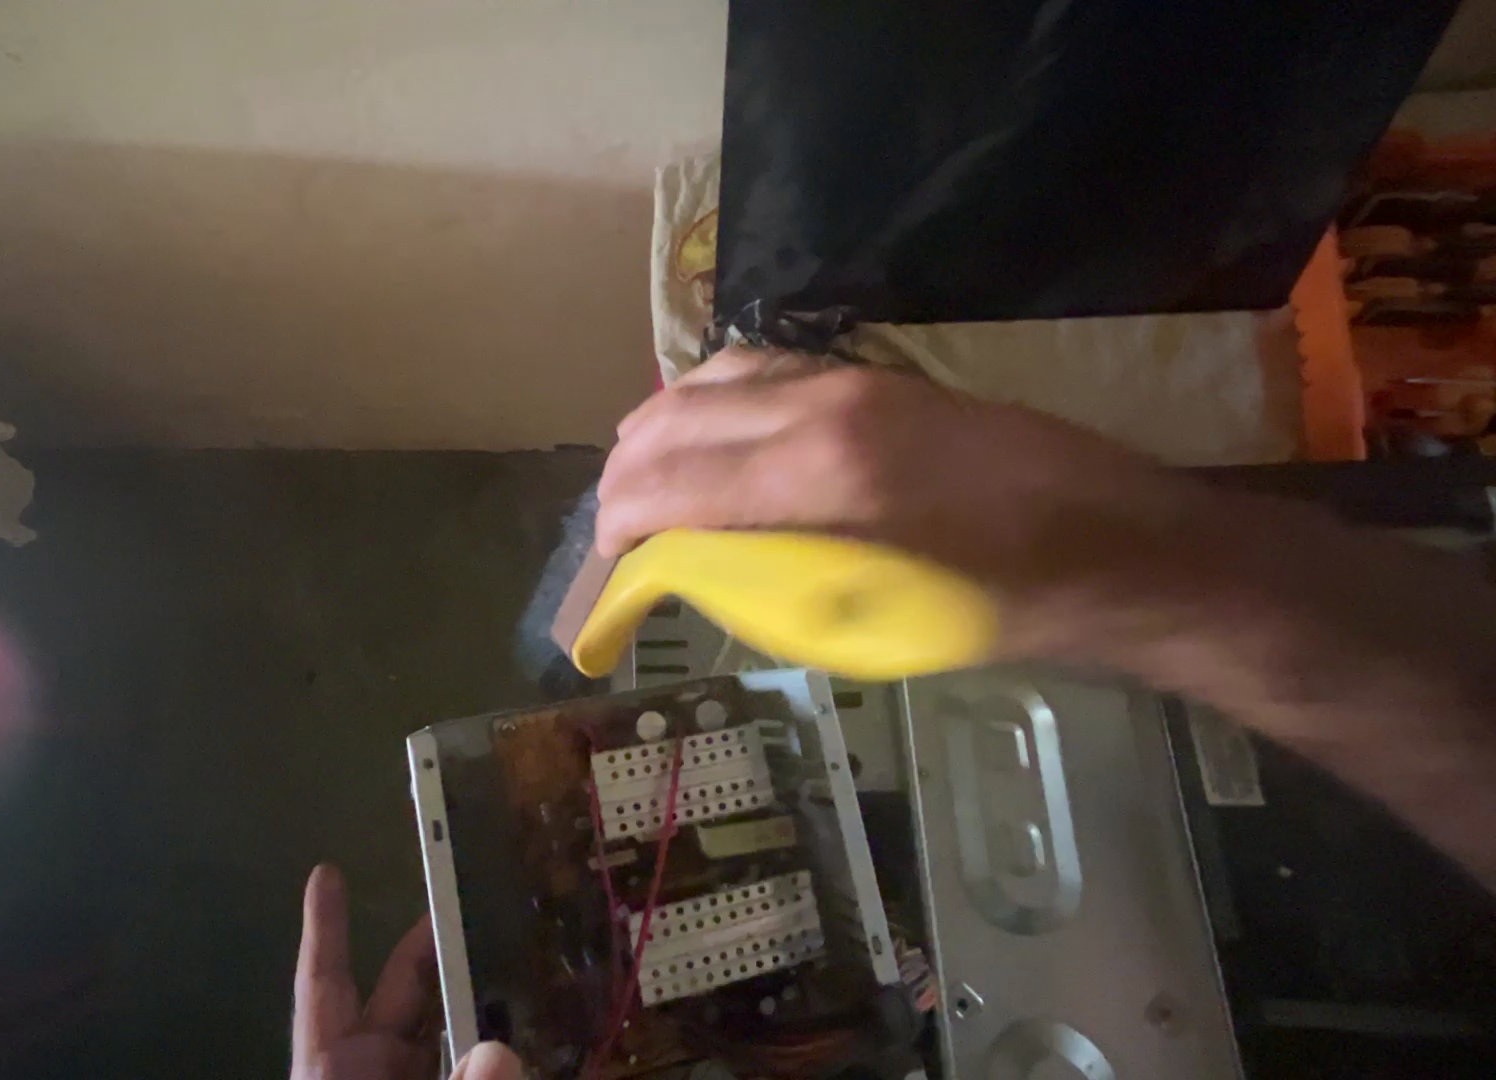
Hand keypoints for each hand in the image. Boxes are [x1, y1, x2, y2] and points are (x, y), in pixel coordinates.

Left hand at [291, 865, 524, 1079]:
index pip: (327, 981)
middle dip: (439, 936)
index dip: (326, 927)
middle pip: (407, 986)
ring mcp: (414, 1076)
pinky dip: (502, 1036)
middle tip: (476, 886)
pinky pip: (479, 1057)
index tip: (325, 872)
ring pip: (450, 1018)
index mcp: (339, 1064)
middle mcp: (376, 1064)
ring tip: (526, 941)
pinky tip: (544, 1010)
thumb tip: (501, 1052)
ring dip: (482, 986)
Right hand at [595, 347, 1211, 658]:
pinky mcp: (870, 375)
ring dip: (659, 425)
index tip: (605, 550)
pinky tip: (701, 422)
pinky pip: (757, 367)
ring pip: (710, 381)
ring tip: (636, 466)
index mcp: (819, 476)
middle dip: (626, 472)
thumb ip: (767, 578)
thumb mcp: (874, 618)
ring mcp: (847, 380)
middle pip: (678, 423)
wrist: (1128, 543)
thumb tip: (695, 562)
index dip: (621, 517)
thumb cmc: (1004, 606)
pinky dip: (708, 394)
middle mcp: (820, 407)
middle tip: (610, 518)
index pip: (674, 483)